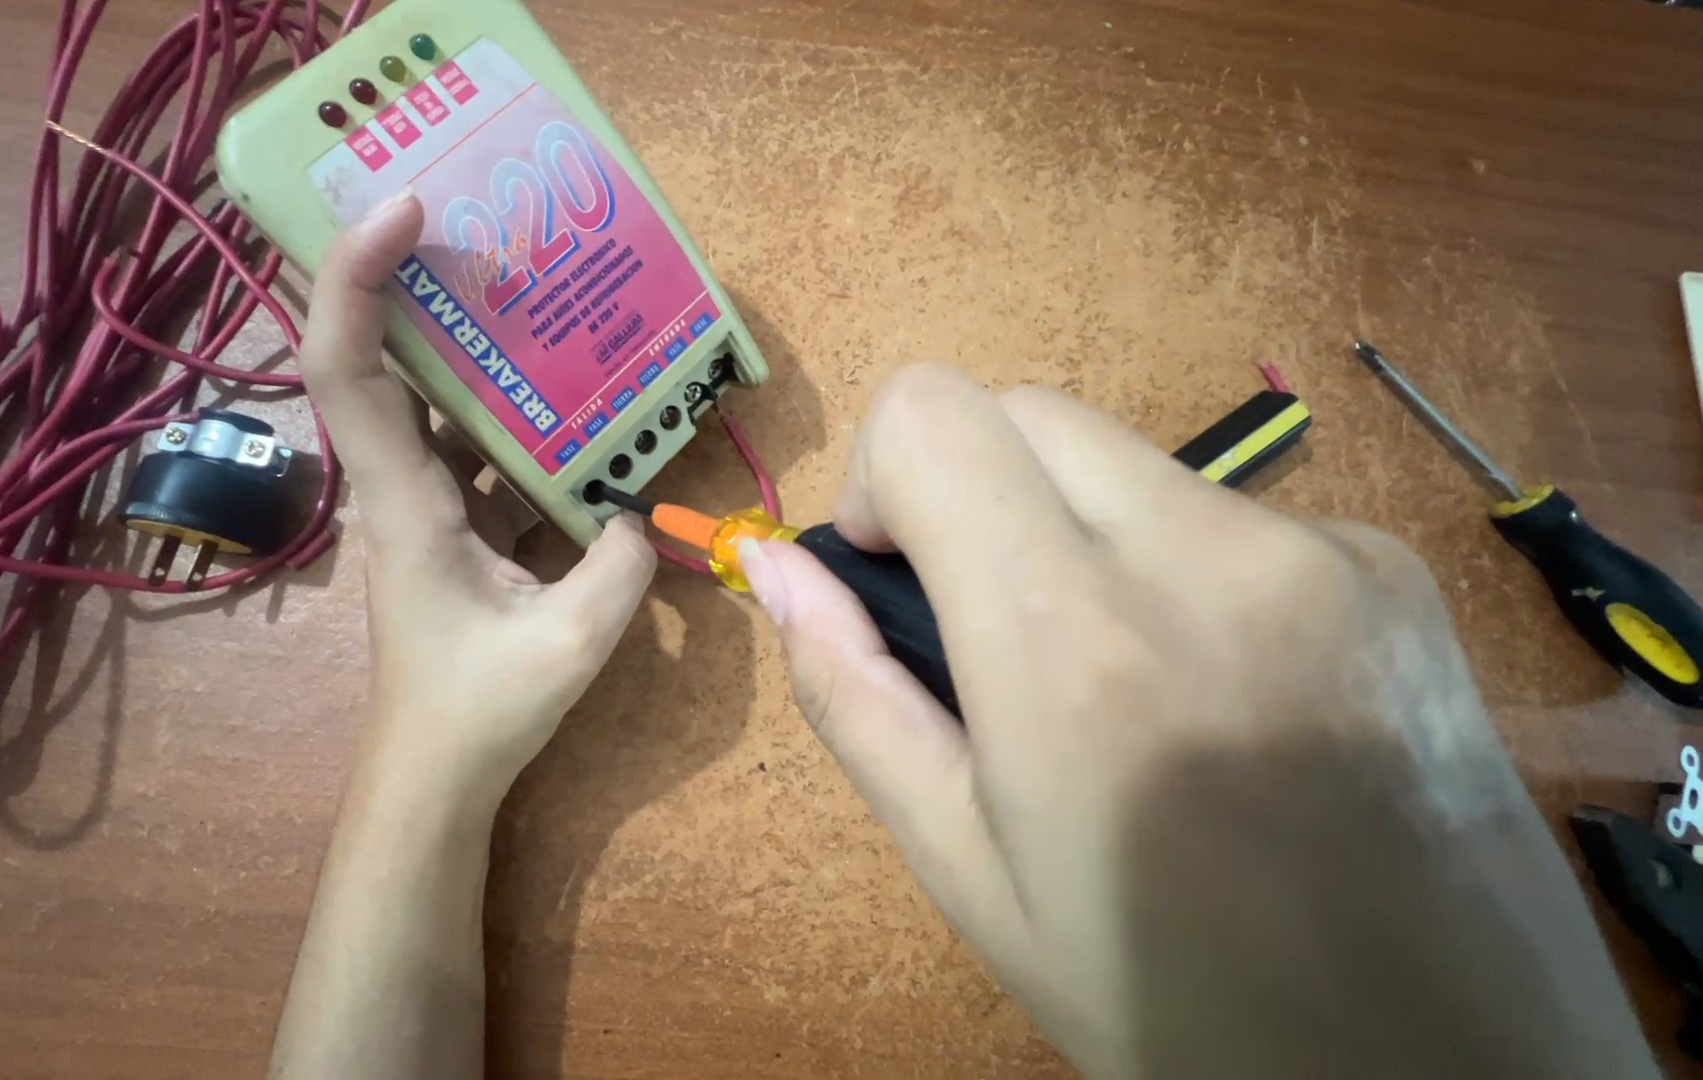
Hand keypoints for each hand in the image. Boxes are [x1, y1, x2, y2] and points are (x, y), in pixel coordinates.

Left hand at [301, 192, 655, 805]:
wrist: (438, 777)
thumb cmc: (481, 710)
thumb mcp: (571, 639)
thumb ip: (618, 564)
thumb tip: (637, 512)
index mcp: (406, 505)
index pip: (348, 371)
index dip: (355, 279)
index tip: (403, 209)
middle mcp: (404, 490)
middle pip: (384, 364)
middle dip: (417, 287)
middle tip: (482, 227)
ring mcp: (430, 510)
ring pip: (440, 408)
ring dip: (477, 353)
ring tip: (538, 297)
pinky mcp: (460, 531)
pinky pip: (484, 455)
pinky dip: (523, 425)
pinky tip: (578, 411)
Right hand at [738, 365, 1652, 1078]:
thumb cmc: (1160, 993)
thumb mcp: (960, 859)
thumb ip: (848, 688)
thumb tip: (773, 564)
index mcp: (1069, 637)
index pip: (930, 413)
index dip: (882, 476)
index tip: (895, 570)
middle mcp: (1203, 553)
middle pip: (1018, 411)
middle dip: (964, 489)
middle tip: (978, 618)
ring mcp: (1319, 548)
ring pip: (1112, 456)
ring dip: (1062, 525)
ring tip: (1102, 667)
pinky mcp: (1388, 566)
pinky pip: (1214, 508)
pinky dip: (1164, 559)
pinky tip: (1208, 683)